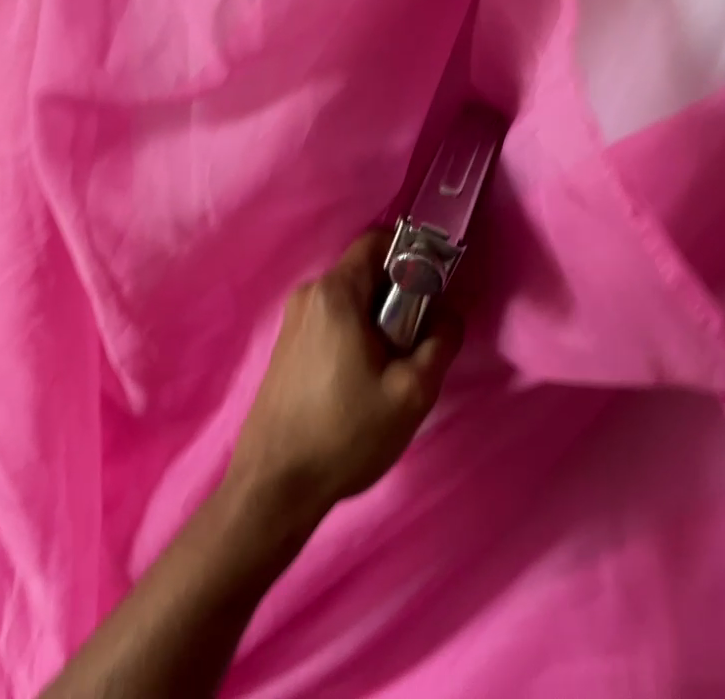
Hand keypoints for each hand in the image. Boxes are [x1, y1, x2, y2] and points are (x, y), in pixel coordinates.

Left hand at [227, 230, 464, 517]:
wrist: (276, 483)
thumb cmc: (346, 433)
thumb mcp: (412, 391)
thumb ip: (440, 341)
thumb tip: (448, 313)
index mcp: (335, 293)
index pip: (379, 241)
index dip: (415, 256)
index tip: (437, 291)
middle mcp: (309, 296)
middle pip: (368, 273)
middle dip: (402, 298)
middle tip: (418, 343)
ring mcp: (294, 321)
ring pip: (353, 302)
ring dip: (381, 323)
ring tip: (393, 371)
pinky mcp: (288, 347)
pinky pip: (334, 322)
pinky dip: (358, 337)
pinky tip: (365, 382)